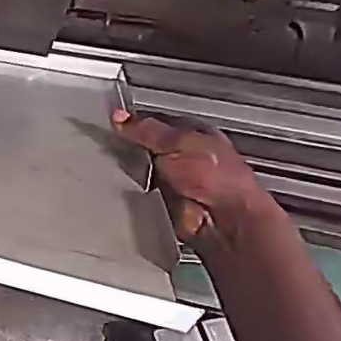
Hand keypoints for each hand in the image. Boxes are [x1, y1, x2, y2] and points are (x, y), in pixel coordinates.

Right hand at [112, 108, 273, 241]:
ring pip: (139, 172)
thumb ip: (147, 130)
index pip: (156, 123)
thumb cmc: (219, 179)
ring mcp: (174, 182)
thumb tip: (121, 117)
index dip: (135, 122)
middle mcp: (184, 157)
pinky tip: (132, 191)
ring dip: (132, 174)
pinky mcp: (164, 204)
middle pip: (145, 148)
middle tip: (117, 148)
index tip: (115, 123)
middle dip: (130, 150)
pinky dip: (133, 194)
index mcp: (193, 134)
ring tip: (127, 172)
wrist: (225, 222)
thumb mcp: (178, 143)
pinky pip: (139, 195)